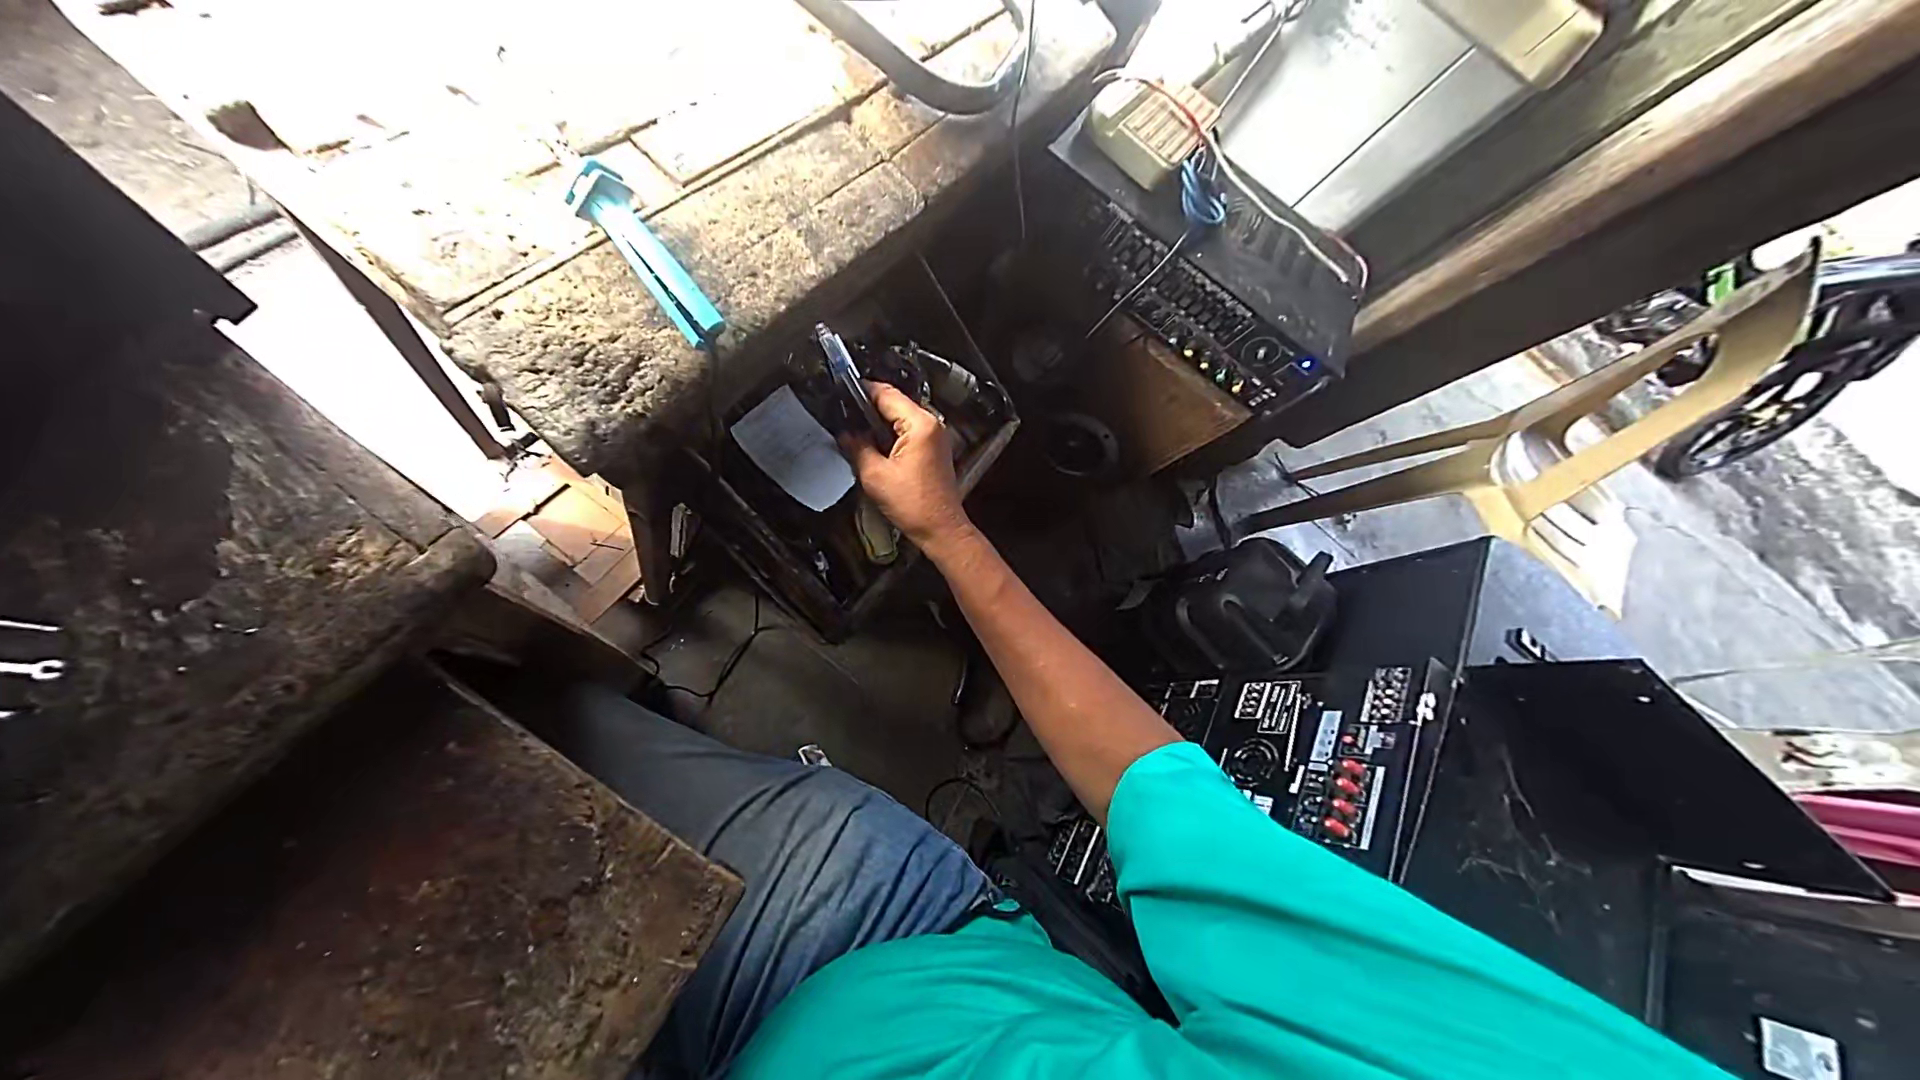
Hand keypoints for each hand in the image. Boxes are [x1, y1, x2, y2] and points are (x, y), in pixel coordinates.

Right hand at [840, 381, 970, 548]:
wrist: (940, 529)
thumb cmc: (917, 507)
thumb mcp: (874, 475)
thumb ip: (857, 447)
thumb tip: (846, 435)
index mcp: (921, 425)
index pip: (886, 393)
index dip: (862, 390)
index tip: (845, 391)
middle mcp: (932, 426)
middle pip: (894, 403)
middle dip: (869, 409)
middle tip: (846, 418)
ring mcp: (935, 438)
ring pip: (900, 418)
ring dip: (879, 425)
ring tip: (858, 435)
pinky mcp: (933, 450)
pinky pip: (908, 433)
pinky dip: (890, 437)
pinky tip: (876, 449)